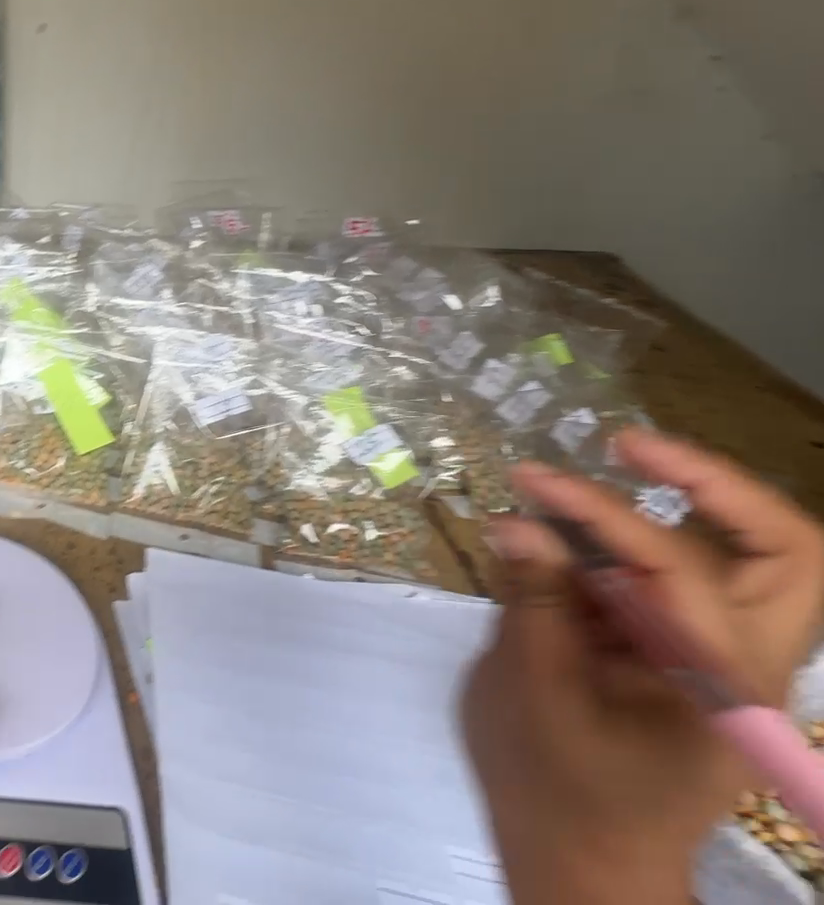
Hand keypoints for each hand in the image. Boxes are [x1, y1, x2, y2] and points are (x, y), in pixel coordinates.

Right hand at [462, 429, 823, 902]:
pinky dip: (619, 551)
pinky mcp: (686, 657)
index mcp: (723, 683)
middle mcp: (752, 662)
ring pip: (745, 560)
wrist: (587, 855)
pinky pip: (671, 584)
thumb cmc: (560, 786)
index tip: (528, 482)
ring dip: (674, 510)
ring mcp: (726, 659)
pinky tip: (554, 540)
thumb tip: (513, 523)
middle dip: (712, 486)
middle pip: (787, 552)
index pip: (679, 568)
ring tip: (576, 487)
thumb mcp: (533, 694)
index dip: (603, 516)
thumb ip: (533, 605)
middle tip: (624, 446)